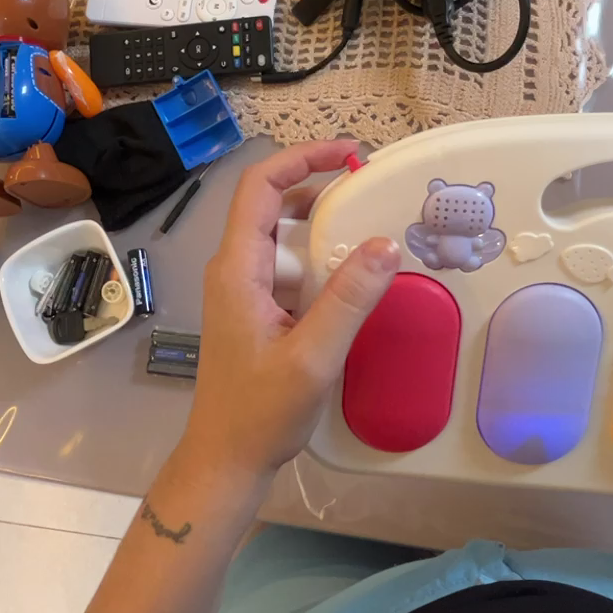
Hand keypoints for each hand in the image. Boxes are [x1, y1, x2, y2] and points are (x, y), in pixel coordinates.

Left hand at [179, 140, 400, 481]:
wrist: (226, 457)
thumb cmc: (260, 412)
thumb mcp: (313, 358)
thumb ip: (348, 301)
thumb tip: (386, 244)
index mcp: (237, 267)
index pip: (259, 187)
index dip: (302, 159)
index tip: (350, 154)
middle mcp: (235, 267)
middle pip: (272, 204)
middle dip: (321, 189)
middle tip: (373, 193)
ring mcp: (244, 288)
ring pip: (283, 235)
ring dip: (324, 227)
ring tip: (372, 229)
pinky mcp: (256, 307)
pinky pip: (289, 265)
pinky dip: (320, 259)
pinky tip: (354, 275)